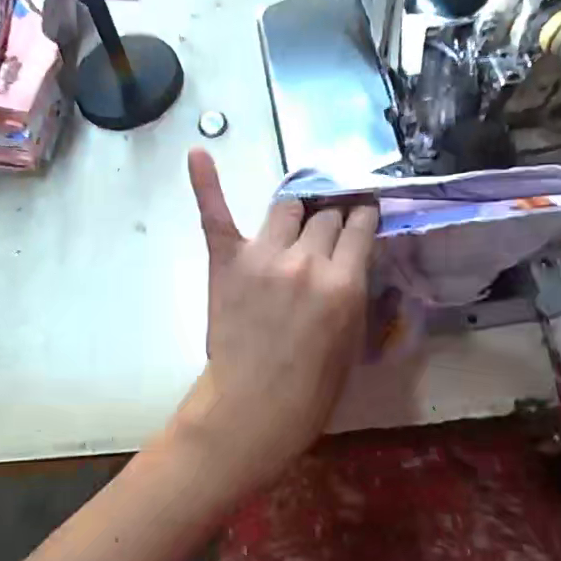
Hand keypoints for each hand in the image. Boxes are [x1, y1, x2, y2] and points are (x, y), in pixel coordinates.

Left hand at [168, 148, 377, 497]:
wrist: (254, 407)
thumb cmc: (312, 389)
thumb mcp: (352, 340)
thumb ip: (354, 291)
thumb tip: (351, 260)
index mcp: (344, 282)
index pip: (360, 225)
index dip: (362, 215)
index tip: (362, 213)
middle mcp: (306, 259)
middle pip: (325, 213)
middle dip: (332, 214)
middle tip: (328, 226)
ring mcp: (263, 256)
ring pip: (286, 206)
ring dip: (297, 209)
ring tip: (297, 215)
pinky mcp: (226, 261)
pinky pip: (216, 213)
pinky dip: (206, 182)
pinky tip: (198, 153)